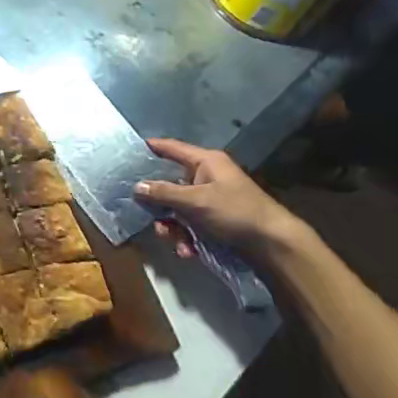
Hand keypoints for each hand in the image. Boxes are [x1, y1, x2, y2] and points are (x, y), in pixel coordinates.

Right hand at [134, 138, 310, 258]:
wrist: (271, 243)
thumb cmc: (235, 211)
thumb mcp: (195, 200)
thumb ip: (163, 192)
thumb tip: (136, 186)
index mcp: (205, 163)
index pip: (171, 148)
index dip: (149, 147)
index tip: (125, 151)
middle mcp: (205, 177)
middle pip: (167, 183)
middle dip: (154, 201)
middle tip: (139, 211)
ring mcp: (208, 200)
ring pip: (174, 208)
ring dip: (169, 226)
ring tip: (172, 238)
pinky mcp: (210, 220)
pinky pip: (186, 225)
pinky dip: (184, 238)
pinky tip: (187, 250)